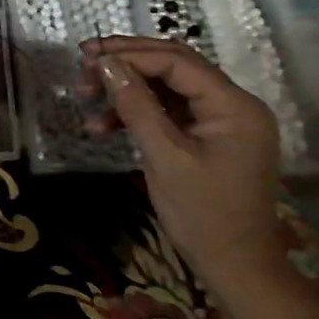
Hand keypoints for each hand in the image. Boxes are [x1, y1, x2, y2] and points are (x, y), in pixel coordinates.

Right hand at [80, 36, 284, 282]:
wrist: (233, 262)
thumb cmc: (202, 212)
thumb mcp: (164, 156)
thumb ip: (136, 106)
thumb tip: (106, 64)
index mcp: (234, 106)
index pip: (178, 62)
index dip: (131, 55)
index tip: (88, 57)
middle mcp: (233, 105)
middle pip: (175, 67)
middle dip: (127, 63)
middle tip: (83, 64)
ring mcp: (222, 121)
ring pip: (168, 88)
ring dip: (127, 88)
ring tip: (85, 94)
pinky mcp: (207, 137)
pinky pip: (169, 112)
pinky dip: (137, 113)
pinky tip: (104, 126)